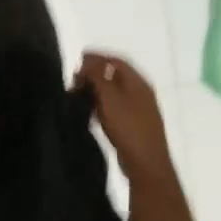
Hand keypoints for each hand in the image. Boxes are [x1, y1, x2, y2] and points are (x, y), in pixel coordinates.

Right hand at [74, 52, 171, 177]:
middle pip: (115, 75)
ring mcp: (139, 109)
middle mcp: (141, 92)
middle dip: (94, 74)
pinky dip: (100, 105)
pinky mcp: (133, 124)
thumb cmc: (128, 127)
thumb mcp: (110, 98)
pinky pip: (114, 107)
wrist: (146, 163)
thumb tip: (88, 62)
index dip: (97, 57)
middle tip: (74, 80)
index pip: (116, 60)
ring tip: (77, 95)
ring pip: (114, 92)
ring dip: (96, 90)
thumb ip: (98, 76)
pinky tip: (89, 113)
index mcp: (138, 82)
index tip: (78, 59)